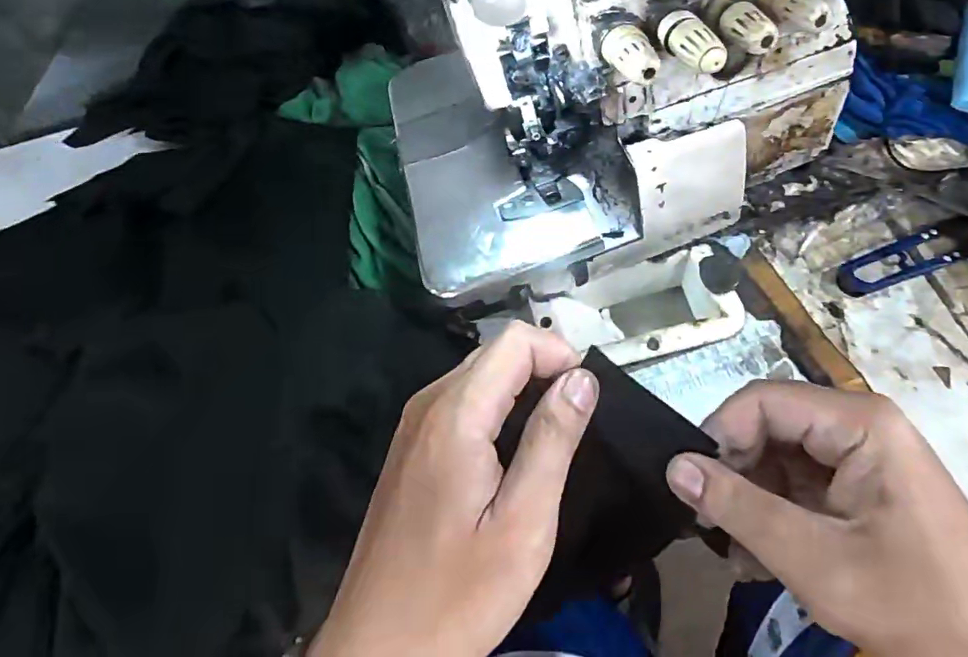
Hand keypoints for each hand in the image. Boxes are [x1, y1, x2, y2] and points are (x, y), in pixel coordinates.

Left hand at [309, 324, 597, 656]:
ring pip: (479, 373)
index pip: (514, 341)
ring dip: (521, 387)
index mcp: (455, 414)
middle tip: (577, 420)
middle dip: (543, 368)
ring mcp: (414, 421)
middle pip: (495, 351)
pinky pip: (461, 399)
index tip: (588, 396)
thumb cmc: (458, 593)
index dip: (558, 353)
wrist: (379, 645)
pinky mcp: (411, 443)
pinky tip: (512, 451)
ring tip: (552, 438)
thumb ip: (552, 441)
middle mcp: (428, 402)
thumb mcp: (523, 524)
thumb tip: (581, 378)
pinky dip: (496, 405)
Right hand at [665, 382, 967, 656]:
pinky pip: (801, 484)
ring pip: (780, 457)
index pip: (765, 400)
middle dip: (736, 473)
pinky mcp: (863, 489)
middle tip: (709, 522)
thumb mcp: (818, 561)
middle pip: (771, 427)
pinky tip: (760, 557)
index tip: (693, 483)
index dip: (722, 434)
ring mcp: (863, 458)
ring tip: (735, 550)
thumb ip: (741, 509)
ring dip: (752, 500)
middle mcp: (860, 426)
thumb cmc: (916, 608)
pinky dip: (775, 515)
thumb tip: (675, 467)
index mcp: (861, 423)